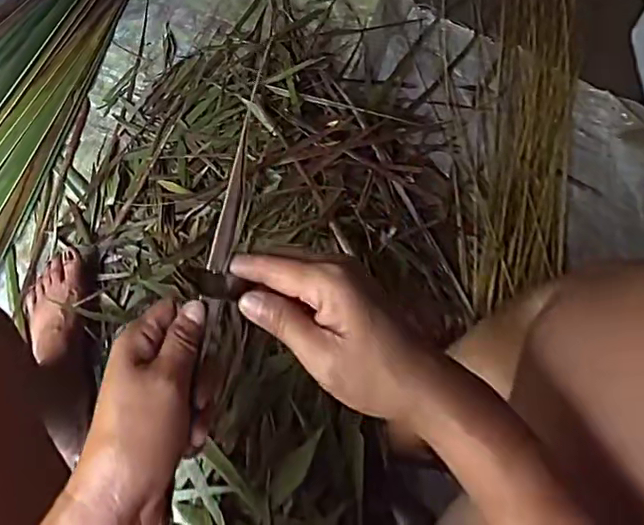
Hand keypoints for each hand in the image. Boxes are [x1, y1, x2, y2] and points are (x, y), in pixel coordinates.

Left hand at [61, 299, 206, 522]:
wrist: (122, 500)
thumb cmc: (139, 433)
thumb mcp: (168, 379)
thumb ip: (185, 340)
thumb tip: (197, 303)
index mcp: (137, 341)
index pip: (173, 309)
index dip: (195, 321)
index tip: (208, 342)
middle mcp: (144, 361)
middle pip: (190, 347)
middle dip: (203, 374)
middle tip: (196, 396)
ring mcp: (153, 392)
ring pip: (195, 381)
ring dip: (201, 406)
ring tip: (189, 427)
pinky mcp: (162, 421)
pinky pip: (190, 410)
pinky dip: (194, 426)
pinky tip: (185, 443)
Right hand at [231, 253, 443, 425]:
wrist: (426, 385)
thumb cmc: (373, 377)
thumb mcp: (321, 357)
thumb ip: (282, 322)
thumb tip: (246, 299)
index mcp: (327, 279)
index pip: (274, 267)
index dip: (244, 269)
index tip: (216, 272)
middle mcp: (336, 264)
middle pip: (284, 259)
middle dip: (255, 269)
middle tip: (224, 285)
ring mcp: (347, 270)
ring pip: (297, 263)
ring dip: (272, 274)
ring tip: (244, 290)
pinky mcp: (353, 281)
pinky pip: (311, 271)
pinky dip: (290, 280)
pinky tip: (278, 297)